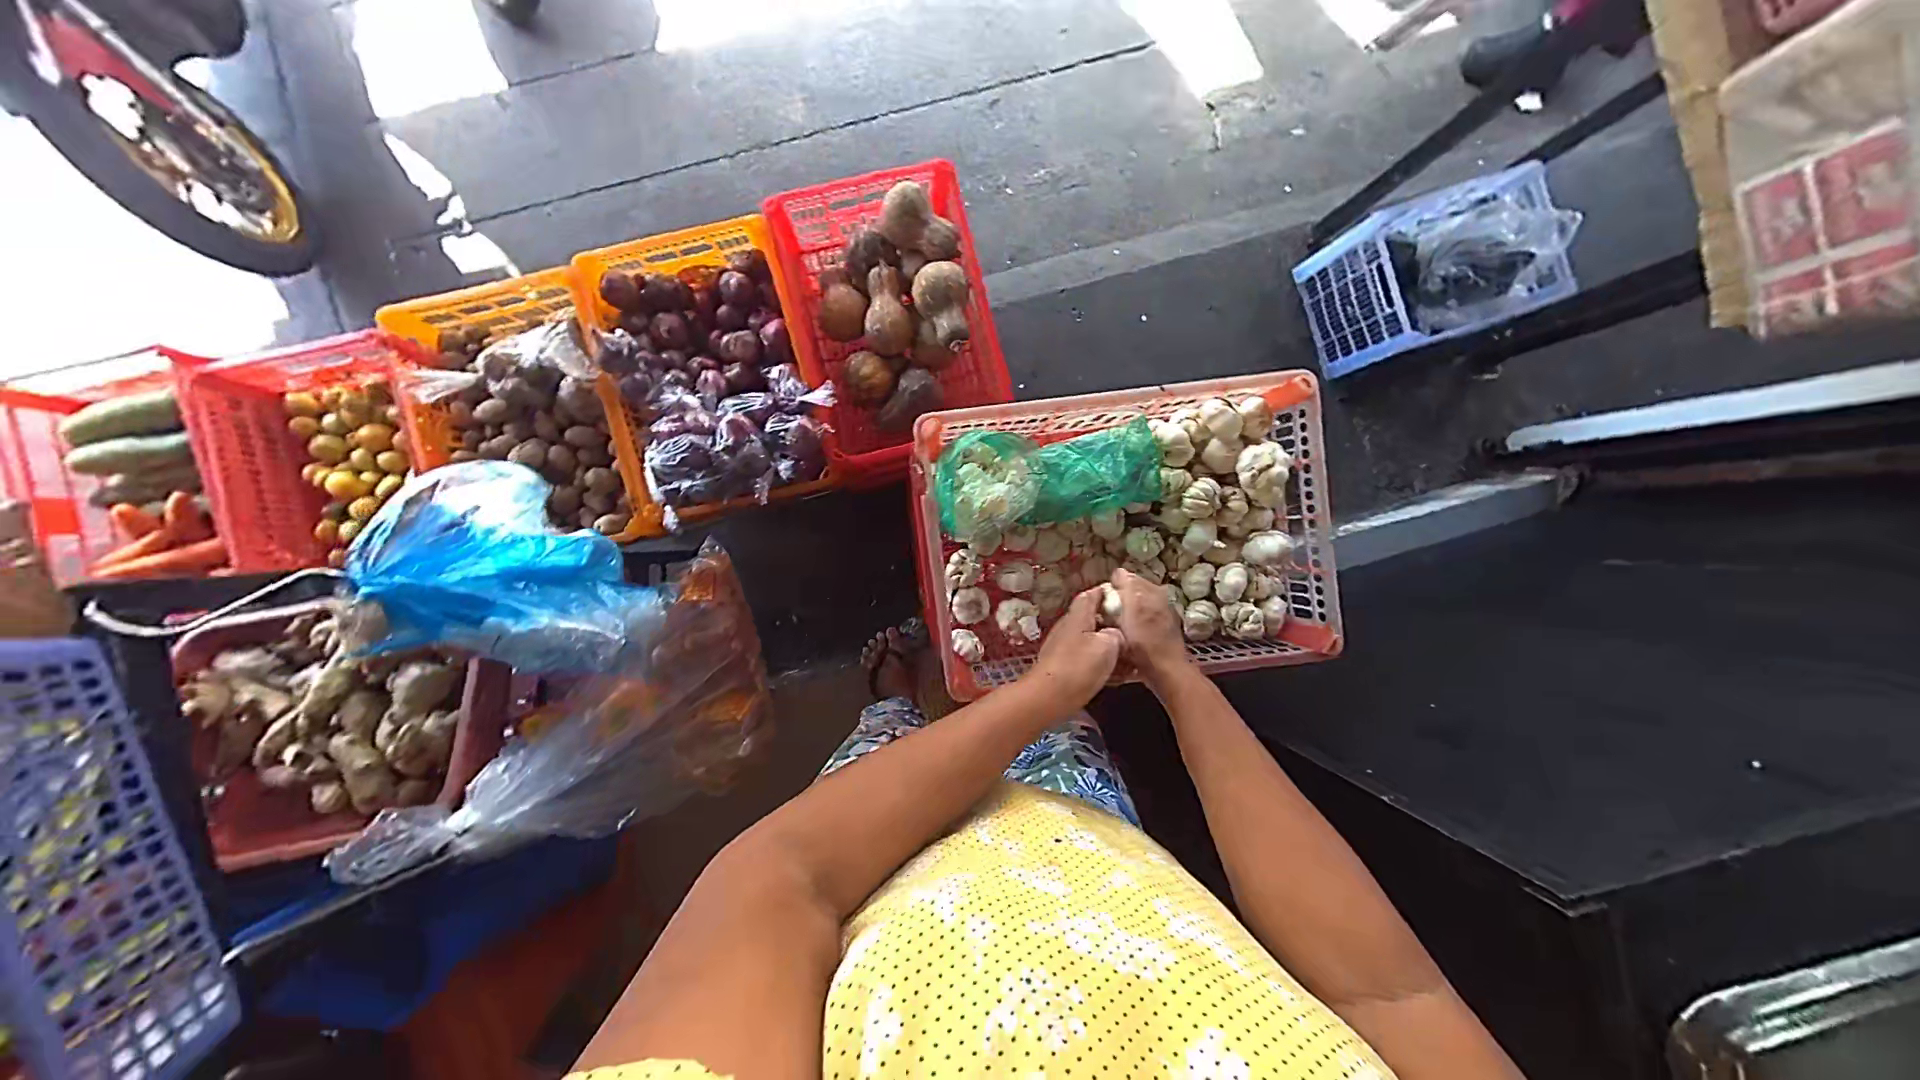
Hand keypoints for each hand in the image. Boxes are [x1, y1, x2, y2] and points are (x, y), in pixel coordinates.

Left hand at [1023, 587, 1124, 710]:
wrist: (1050, 696)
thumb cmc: (1080, 665)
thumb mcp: (1109, 644)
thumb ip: (1117, 634)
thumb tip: (1117, 634)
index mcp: (1078, 616)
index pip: (1093, 595)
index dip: (1110, 593)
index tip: (1127, 598)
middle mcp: (1069, 627)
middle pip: (1094, 619)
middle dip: (1114, 624)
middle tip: (1136, 631)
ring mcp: (1065, 647)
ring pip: (1093, 641)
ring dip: (1111, 647)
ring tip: (1132, 657)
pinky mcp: (1064, 667)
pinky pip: (1088, 659)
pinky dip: (1103, 663)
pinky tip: (1120, 675)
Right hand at [1109, 568, 1191, 684]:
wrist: (1164, 671)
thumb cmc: (1144, 642)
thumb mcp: (1132, 609)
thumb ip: (1127, 586)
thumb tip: (1119, 572)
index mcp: (1152, 591)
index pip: (1126, 578)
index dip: (1112, 588)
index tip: (1102, 602)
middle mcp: (1159, 600)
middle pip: (1131, 593)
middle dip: (1118, 601)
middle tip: (1106, 615)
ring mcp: (1161, 617)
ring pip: (1134, 608)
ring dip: (1124, 614)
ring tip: (1115, 626)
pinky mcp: (1160, 633)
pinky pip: (1139, 622)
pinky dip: (1132, 625)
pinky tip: (1127, 636)